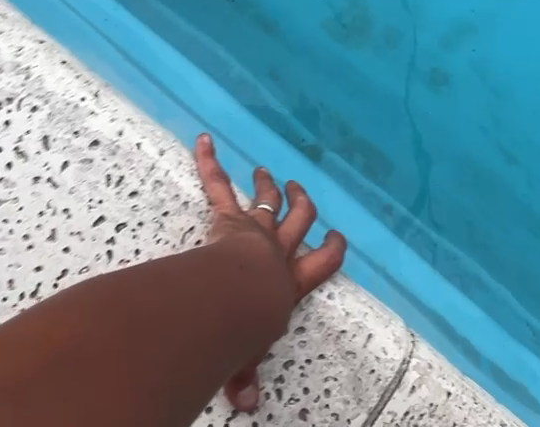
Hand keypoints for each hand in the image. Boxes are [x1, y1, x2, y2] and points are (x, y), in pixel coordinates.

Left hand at [194, 134, 347, 411]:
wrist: (234, 299)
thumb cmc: (245, 328)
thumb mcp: (248, 357)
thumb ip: (245, 376)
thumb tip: (247, 405)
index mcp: (289, 282)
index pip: (320, 263)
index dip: (330, 248)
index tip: (336, 236)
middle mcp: (277, 250)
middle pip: (298, 220)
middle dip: (302, 204)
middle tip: (300, 190)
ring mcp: (253, 228)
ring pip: (266, 199)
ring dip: (267, 184)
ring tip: (266, 172)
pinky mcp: (227, 217)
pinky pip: (217, 184)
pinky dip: (209, 162)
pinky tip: (203, 140)